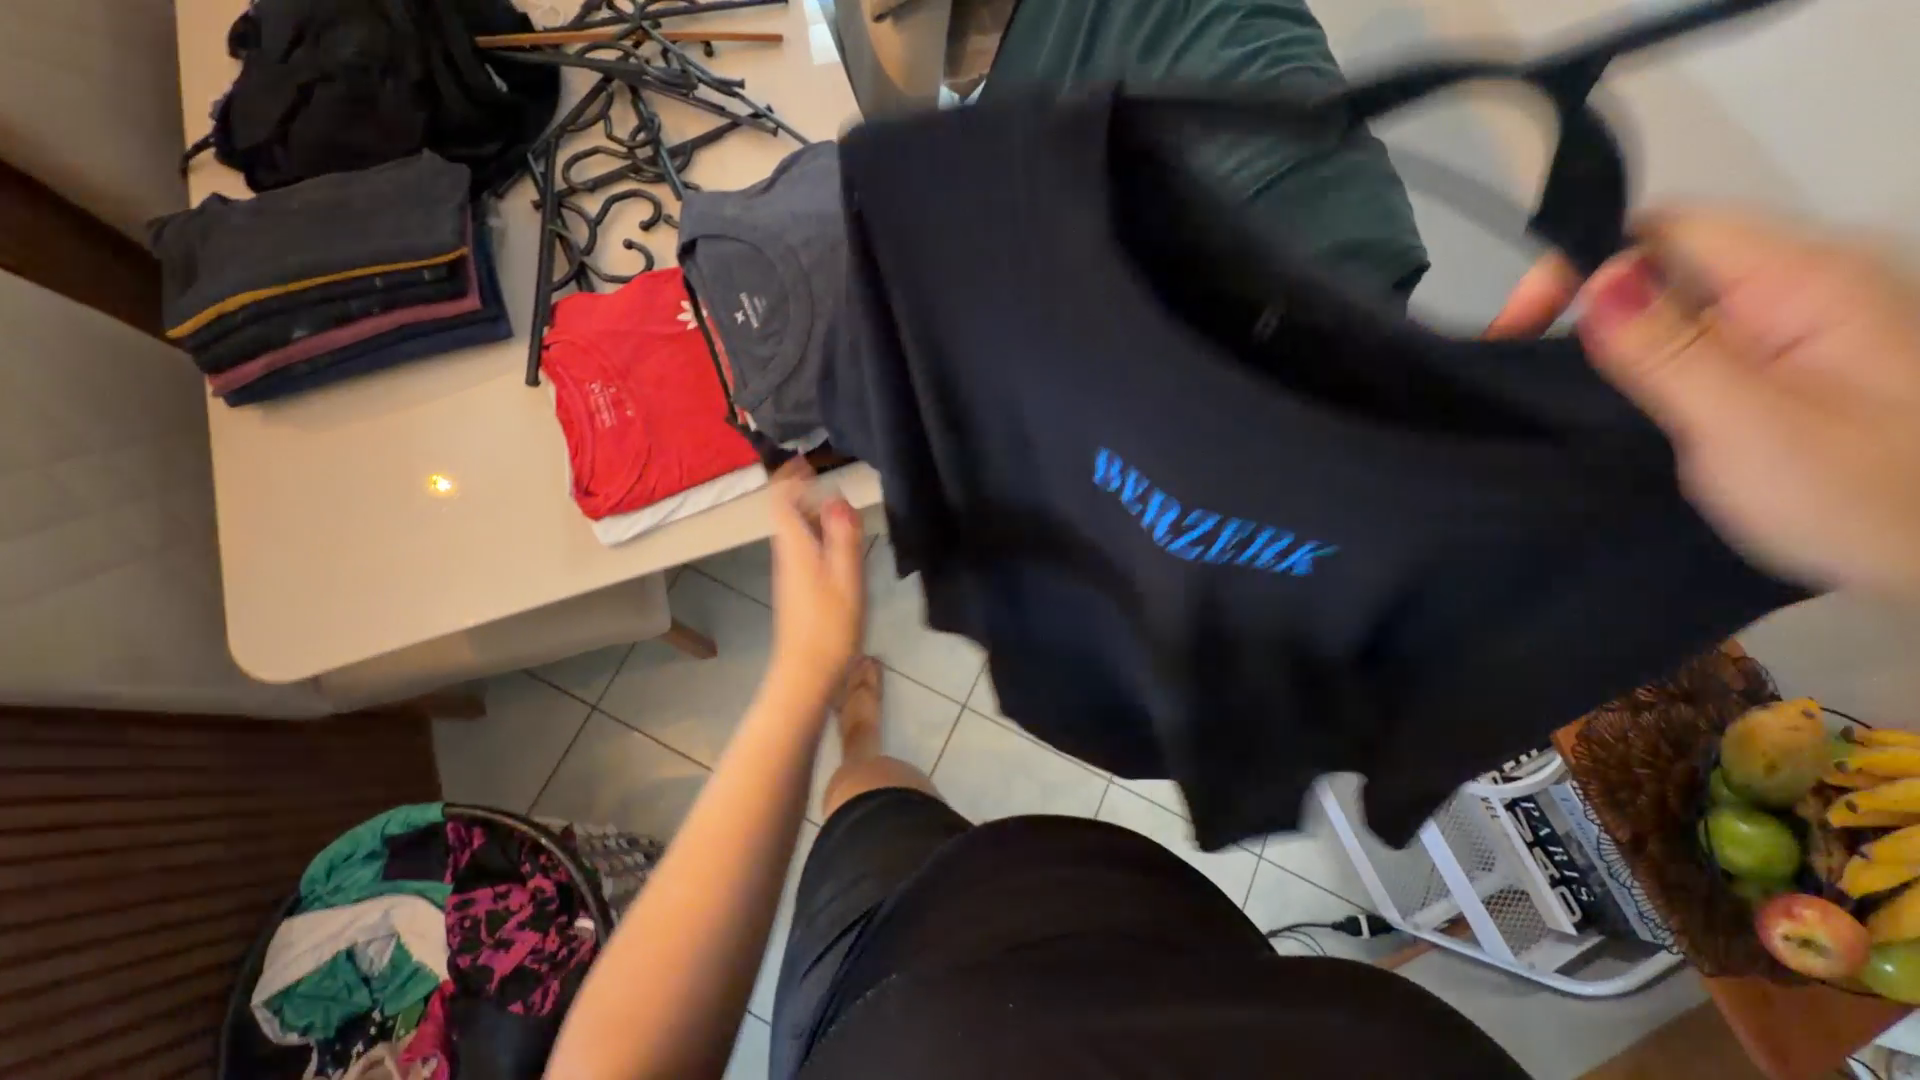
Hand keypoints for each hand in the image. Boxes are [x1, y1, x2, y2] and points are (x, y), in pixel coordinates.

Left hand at [767, 459, 867, 687]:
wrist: (807, 673)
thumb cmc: (829, 626)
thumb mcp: (845, 578)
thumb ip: (842, 536)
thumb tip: (837, 497)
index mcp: (795, 546)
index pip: (780, 500)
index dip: (789, 476)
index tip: (809, 461)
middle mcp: (786, 554)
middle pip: (786, 512)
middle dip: (804, 490)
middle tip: (831, 478)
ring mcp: (789, 572)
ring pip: (794, 529)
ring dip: (812, 512)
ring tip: (841, 505)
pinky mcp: (797, 588)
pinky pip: (802, 546)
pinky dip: (817, 534)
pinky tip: (840, 542)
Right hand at [1488, 209, 1919, 597]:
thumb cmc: (1858, 500)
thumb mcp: (1744, 427)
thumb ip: (1666, 351)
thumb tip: (1596, 281)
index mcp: (1801, 283)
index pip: (1666, 231)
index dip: (1581, 265)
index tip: (1520, 327)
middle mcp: (1801, 289)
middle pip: (1665, 261)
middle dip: (1583, 302)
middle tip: (1519, 360)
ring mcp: (1796, 330)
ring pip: (1674, 304)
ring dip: (1607, 337)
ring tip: (1552, 386)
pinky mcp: (1786, 368)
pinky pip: (1695, 342)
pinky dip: (1640, 362)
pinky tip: (1615, 401)